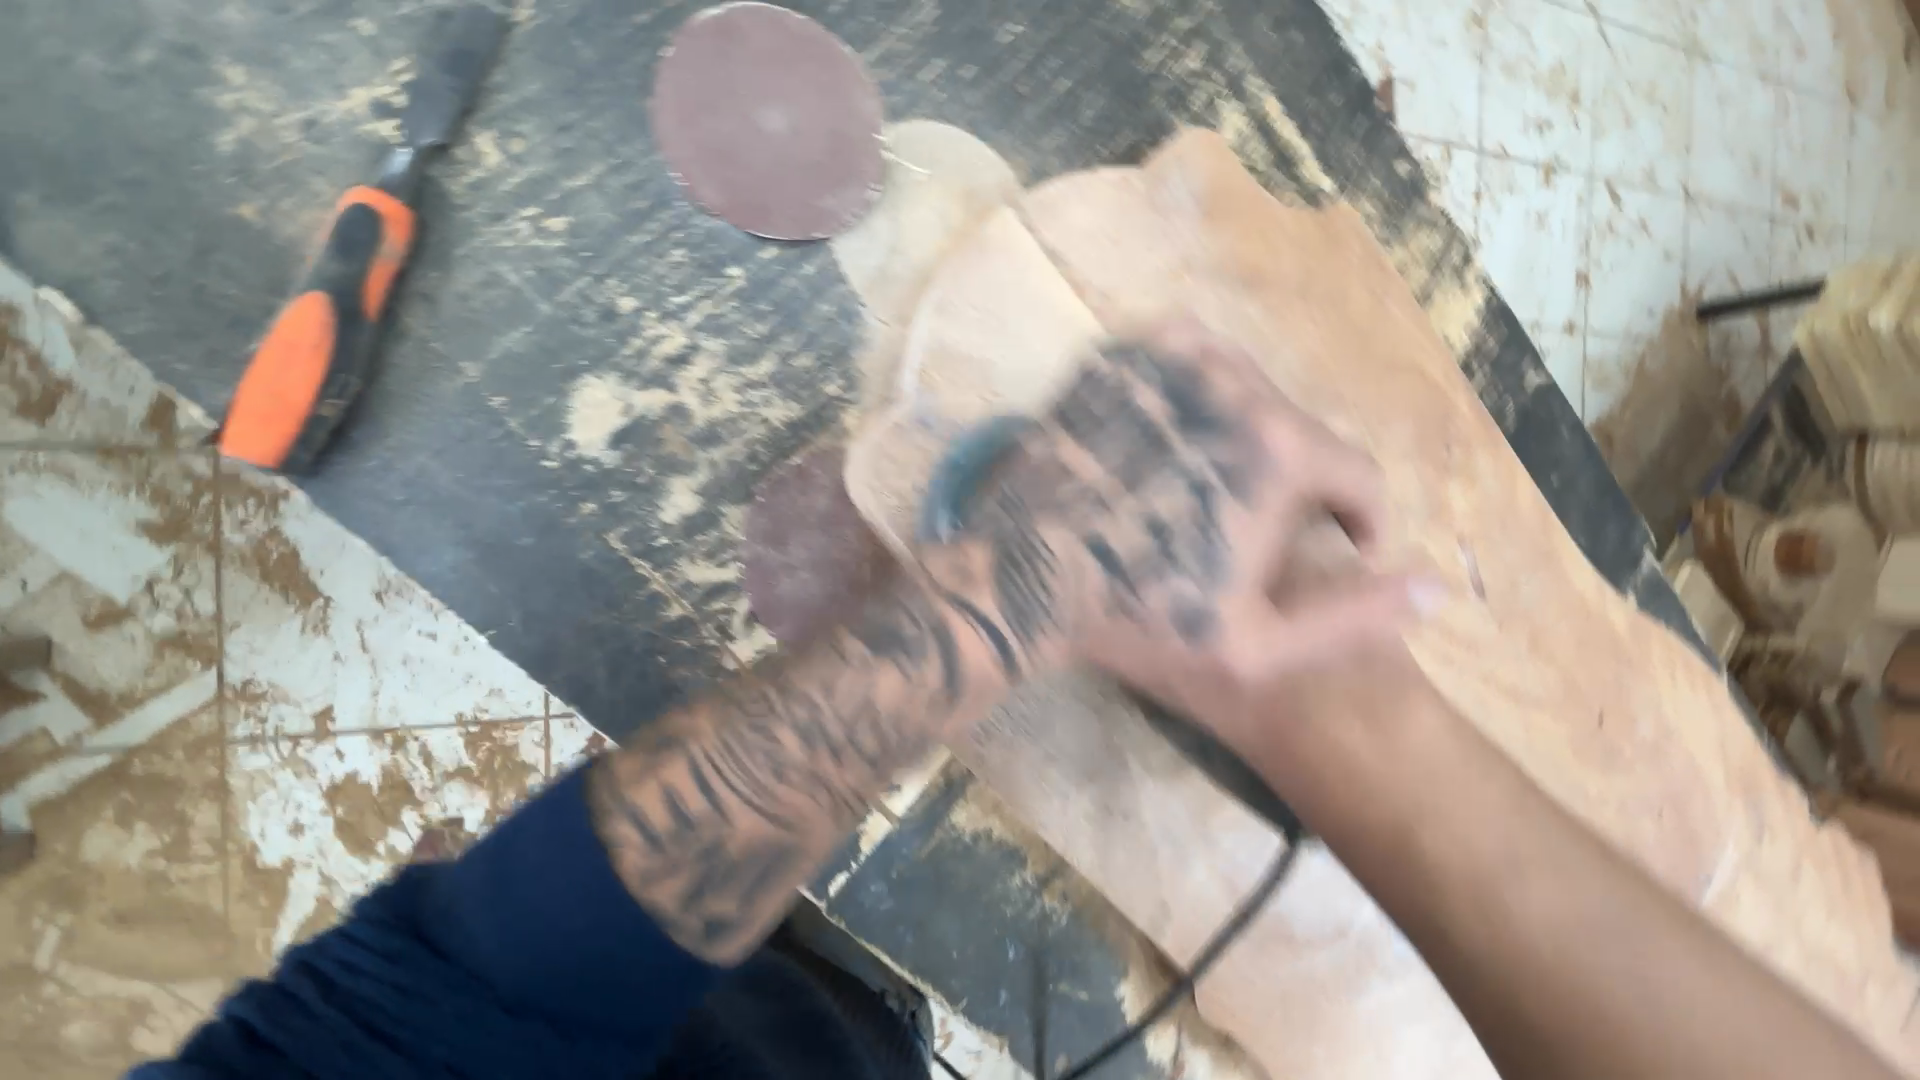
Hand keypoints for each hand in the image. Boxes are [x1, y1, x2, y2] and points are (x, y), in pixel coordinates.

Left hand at [924, 320, 1435, 745]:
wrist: (1021, 578)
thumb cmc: (1136, 616)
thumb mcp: (1255, 648)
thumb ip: (1355, 618)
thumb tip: (1439, 589)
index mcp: (1280, 451)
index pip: (1358, 473)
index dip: (1361, 518)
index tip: (1345, 545)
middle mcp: (1234, 387)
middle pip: (1301, 427)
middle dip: (1304, 480)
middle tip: (1273, 527)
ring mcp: (1168, 365)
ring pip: (1247, 388)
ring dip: (1254, 432)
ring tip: (1229, 482)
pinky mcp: (1115, 362)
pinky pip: (1182, 358)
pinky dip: (1198, 389)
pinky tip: (1183, 433)